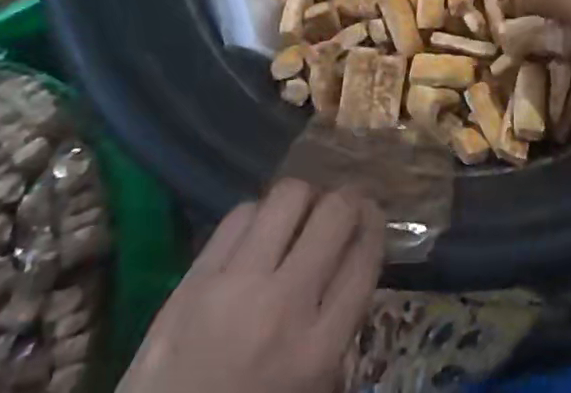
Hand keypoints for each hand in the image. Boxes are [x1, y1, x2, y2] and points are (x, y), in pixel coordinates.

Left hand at [122, 180, 382, 392]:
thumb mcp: (310, 387)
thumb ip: (336, 329)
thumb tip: (351, 261)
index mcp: (318, 350)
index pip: (363, 260)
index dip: (375, 225)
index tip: (372, 216)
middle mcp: (284, 306)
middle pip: (334, 215)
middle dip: (347, 199)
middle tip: (343, 203)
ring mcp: (236, 285)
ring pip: (287, 198)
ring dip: (304, 198)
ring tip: (302, 210)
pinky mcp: (196, 276)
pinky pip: (239, 214)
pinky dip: (258, 213)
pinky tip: (259, 227)